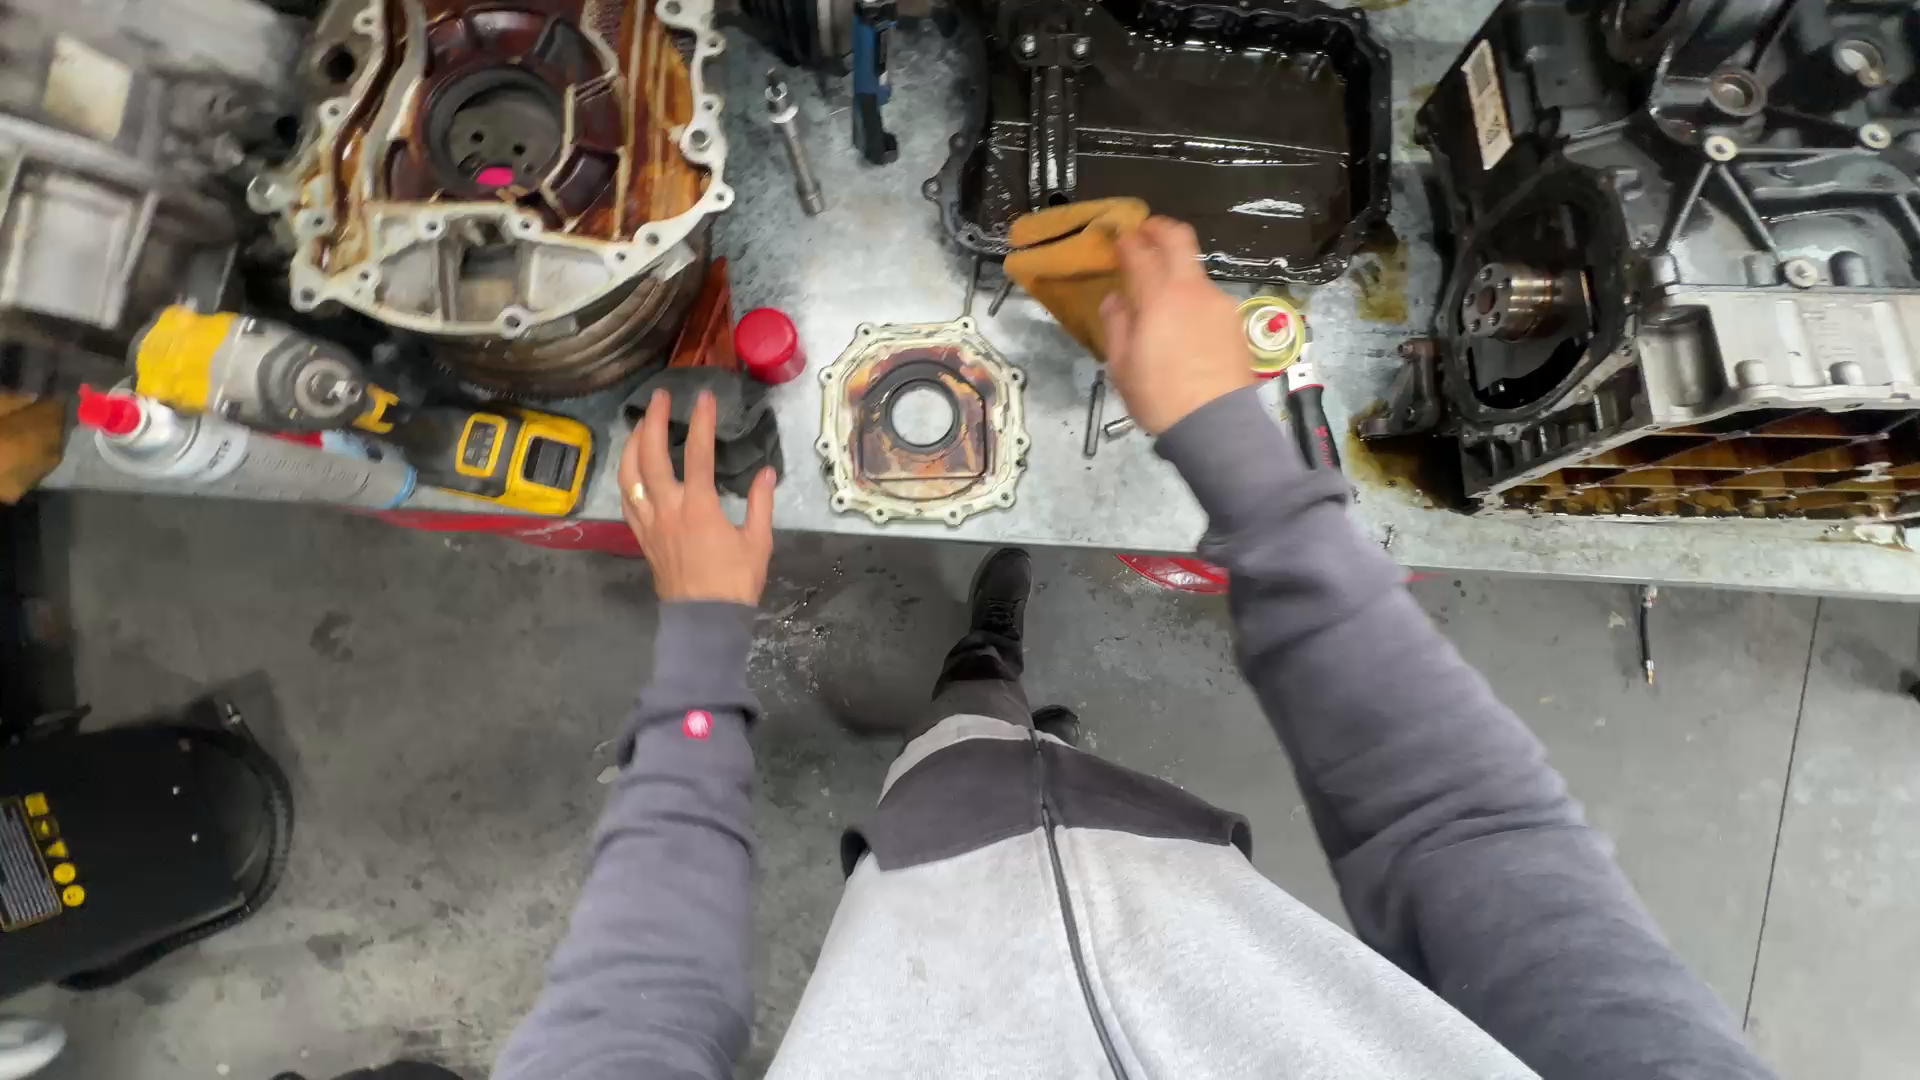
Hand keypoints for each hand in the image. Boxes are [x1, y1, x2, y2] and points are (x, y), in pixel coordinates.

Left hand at [619, 389, 776, 605]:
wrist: (705, 618)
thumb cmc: (736, 581)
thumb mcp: (758, 541)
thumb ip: (760, 503)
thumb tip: (766, 472)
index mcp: (699, 508)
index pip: (697, 454)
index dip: (700, 422)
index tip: (703, 397)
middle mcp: (668, 509)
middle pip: (651, 456)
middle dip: (654, 422)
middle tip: (661, 398)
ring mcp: (650, 523)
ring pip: (629, 476)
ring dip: (632, 445)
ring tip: (640, 425)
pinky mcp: (642, 537)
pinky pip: (626, 500)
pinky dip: (627, 477)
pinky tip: (631, 468)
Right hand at [1099, 216, 1255, 433]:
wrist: (1214, 423)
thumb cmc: (1159, 396)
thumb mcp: (1122, 366)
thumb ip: (1117, 324)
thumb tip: (1114, 299)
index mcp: (1158, 298)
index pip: (1140, 253)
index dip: (1127, 240)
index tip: (1119, 238)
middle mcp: (1192, 290)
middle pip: (1179, 240)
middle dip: (1159, 229)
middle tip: (1145, 232)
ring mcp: (1219, 303)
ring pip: (1195, 273)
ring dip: (1176, 272)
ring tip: (1162, 296)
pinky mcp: (1234, 321)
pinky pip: (1208, 299)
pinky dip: (1192, 300)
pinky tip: (1184, 326)